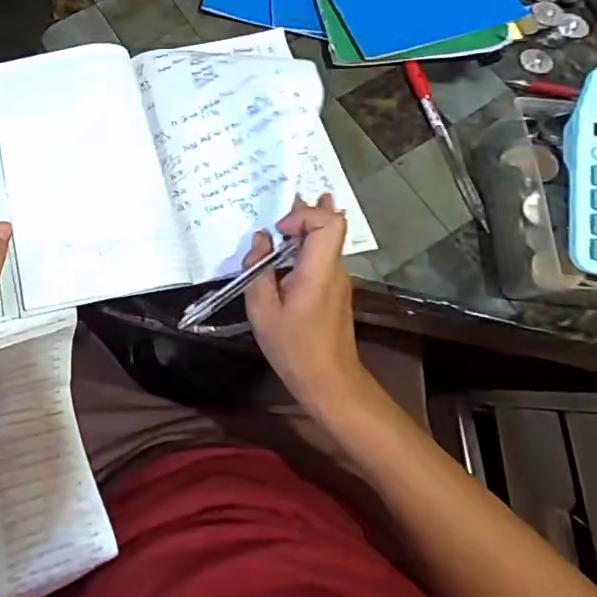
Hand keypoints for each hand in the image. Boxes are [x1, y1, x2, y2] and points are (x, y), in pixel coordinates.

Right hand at [243, 195, 365, 412]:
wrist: (330, 382)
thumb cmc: (294, 348)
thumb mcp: (263, 312)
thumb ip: (258, 270)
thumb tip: (260, 239)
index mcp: (319, 270)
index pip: (329, 222)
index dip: (304, 215)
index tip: (278, 232)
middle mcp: (334, 268)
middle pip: (329, 225)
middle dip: (301, 215)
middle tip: (275, 219)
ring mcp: (338, 279)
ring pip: (325, 241)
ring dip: (301, 232)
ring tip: (276, 232)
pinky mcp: (335, 289)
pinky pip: (321, 257)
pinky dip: (303, 249)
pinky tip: (284, 255)